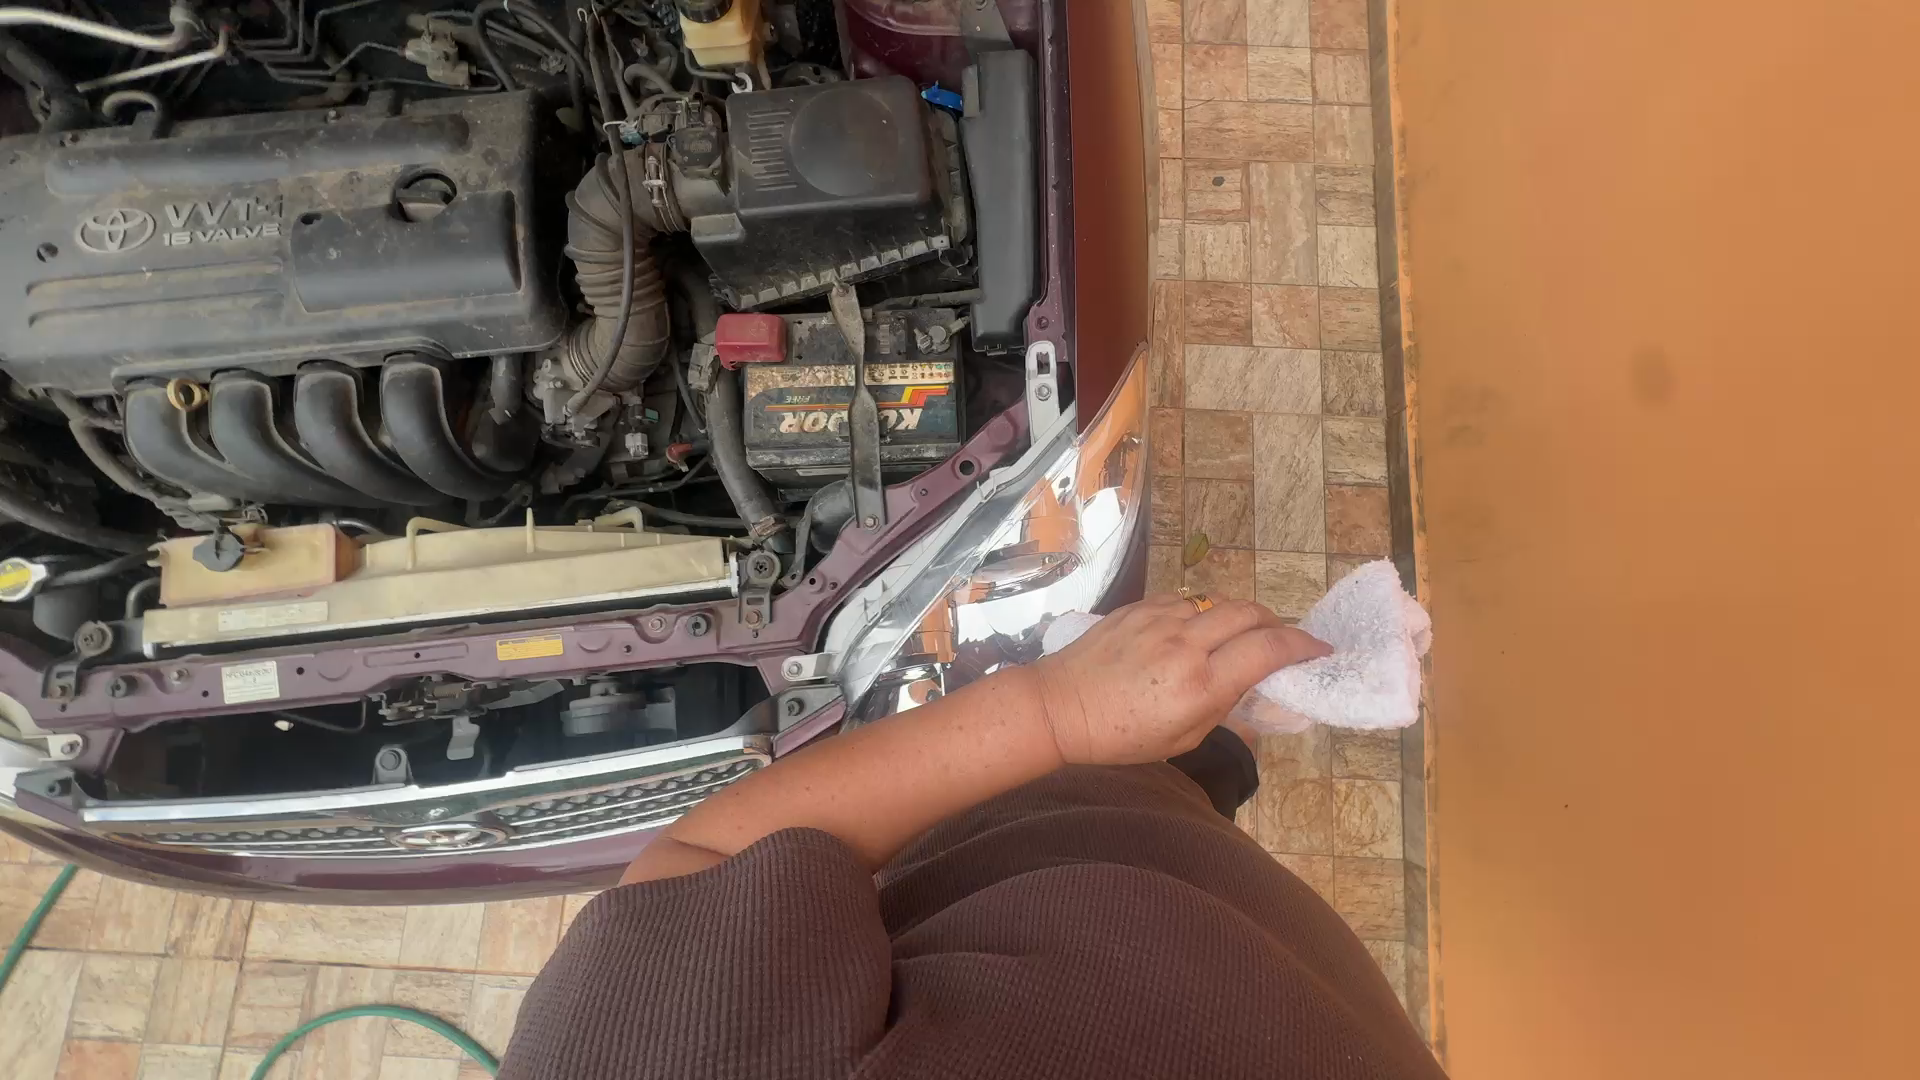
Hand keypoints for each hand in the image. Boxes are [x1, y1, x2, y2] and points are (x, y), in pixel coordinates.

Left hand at [1025, 596, 1331, 765]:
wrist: (1061, 707)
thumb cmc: (1121, 735)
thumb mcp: (1183, 738)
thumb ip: (1223, 707)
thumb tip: (1251, 685)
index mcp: (1200, 684)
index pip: (1269, 648)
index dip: (1303, 645)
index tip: (1318, 650)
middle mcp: (1184, 644)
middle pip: (1249, 612)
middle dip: (1274, 622)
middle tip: (1279, 638)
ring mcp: (1157, 619)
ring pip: (1215, 602)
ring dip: (1232, 617)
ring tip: (1230, 637)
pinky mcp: (1136, 607)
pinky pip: (1182, 600)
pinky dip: (1197, 613)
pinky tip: (1189, 631)